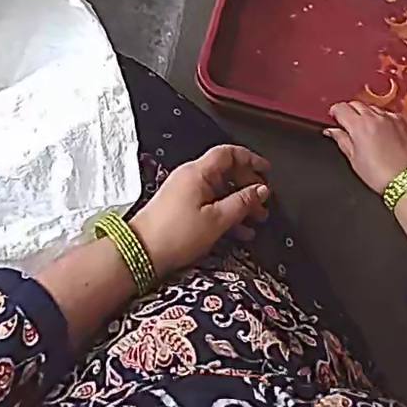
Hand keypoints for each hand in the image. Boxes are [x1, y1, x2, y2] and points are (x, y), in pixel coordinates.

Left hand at [131, 145, 270, 275]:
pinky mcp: (180, 206)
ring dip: (239, 202)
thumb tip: (261, 190)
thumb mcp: (217, 220)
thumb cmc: (175, 234)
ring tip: (255, 220)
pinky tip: (238, 230)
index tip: (266, 170)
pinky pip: (209, 202)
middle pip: (226, 172)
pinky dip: (225, 212)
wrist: (140, 253)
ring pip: (219, 190)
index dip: (250, 158)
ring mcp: (184, 191)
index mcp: (198, 172)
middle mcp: (190, 176)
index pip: (228, 153)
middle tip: (263, 201)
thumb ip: (242, 202)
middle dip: (248, 185)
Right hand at [325, 101, 406, 191]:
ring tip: (362, 127)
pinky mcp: (403, 123)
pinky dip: (379, 116)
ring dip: (364, 113)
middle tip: (345, 122)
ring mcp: (390, 118)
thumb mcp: (354, 160)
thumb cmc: (380, 174)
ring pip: (371, 107)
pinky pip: (386, 113)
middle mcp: (374, 117)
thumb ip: (342, 141)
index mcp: (358, 125)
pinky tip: (379, 128)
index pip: (341, 108)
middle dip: (348, 110)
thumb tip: (332, 131)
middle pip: (356, 104)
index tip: (333, 117)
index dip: (334, 111)